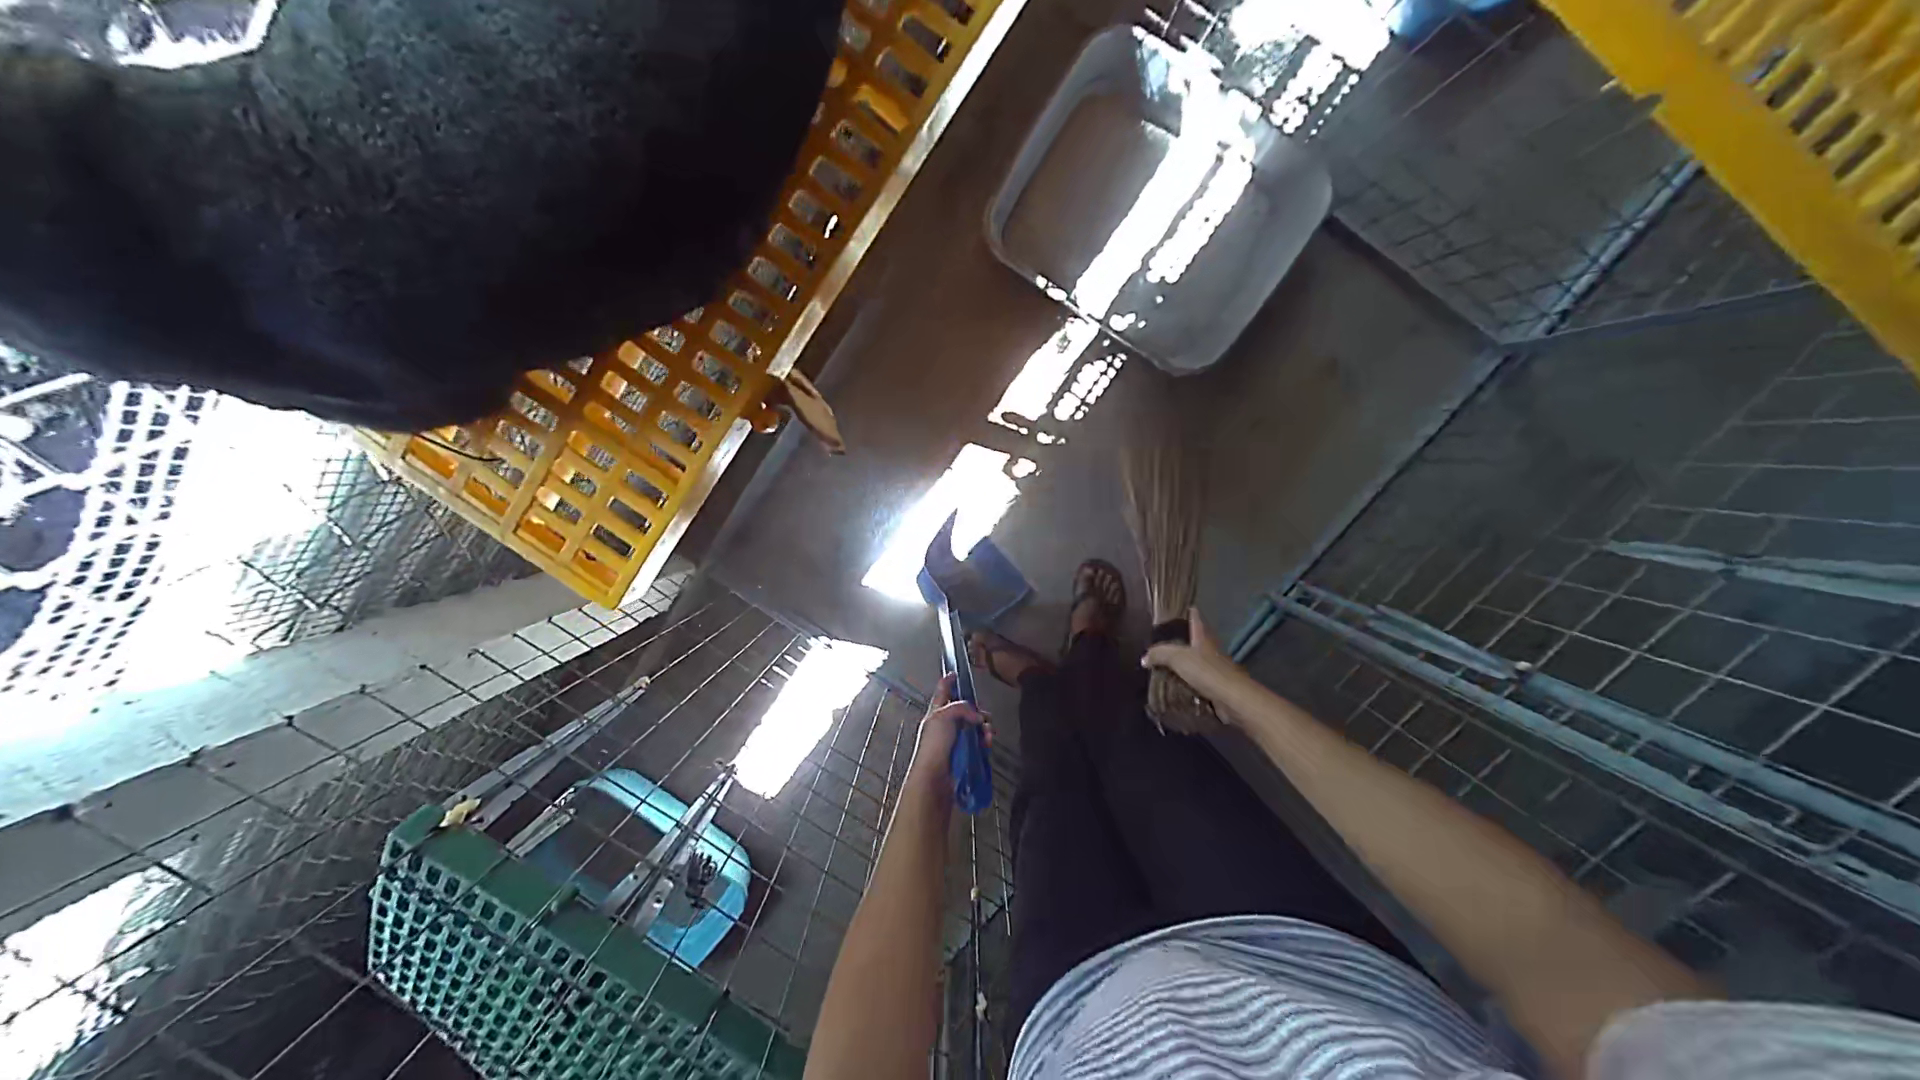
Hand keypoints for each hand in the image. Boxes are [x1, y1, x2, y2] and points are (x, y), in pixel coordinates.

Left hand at [904, 674, 990, 794]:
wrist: (936, 778)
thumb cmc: (934, 744)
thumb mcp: (942, 716)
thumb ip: (961, 707)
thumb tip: (977, 717)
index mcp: (936, 713)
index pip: (943, 692)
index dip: (948, 682)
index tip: (955, 673)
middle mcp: (946, 724)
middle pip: (966, 709)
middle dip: (978, 710)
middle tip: (983, 717)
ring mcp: (957, 739)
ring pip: (976, 725)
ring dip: (985, 726)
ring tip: (987, 733)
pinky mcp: (966, 753)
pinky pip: (980, 741)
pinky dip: (986, 739)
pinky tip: (987, 742)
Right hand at [1141, 607, 1255, 717]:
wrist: (1232, 699)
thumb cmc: (1206, 671)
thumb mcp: (1177, 658)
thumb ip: (1159, 655)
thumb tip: (1144, 658)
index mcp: (1203, 640)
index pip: (1197, 622)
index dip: (1192, 615)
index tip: (1190, 608)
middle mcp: (1212, 652)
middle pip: (1198, 643)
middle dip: (1187, 641)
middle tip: (1170, 641)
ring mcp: (1216, 671)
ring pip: (1199, 664)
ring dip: (1187, 665)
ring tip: (1168, 667)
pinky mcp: (1217, 689)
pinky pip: (1199, 683)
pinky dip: (1189, 684)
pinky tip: (1178, 688)